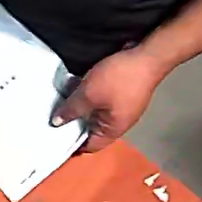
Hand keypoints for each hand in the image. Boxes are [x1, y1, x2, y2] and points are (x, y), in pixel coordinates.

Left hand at [53, 46, 173, 152]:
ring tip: (61, 103)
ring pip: (97, 113)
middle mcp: (120, 122)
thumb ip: (71, 110)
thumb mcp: (89, 94)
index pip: (91, 146)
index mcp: (113, 129)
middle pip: (93, 130)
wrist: (148, 55)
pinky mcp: (124, 94)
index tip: (55, 139)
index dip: (73, 145)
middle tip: (53, 119)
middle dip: (74, 124)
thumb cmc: (119, 79)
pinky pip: (102, 101)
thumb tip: (56, 123)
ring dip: (81, 109)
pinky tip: (76, 89)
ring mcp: (124, 107)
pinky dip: (90, 98)